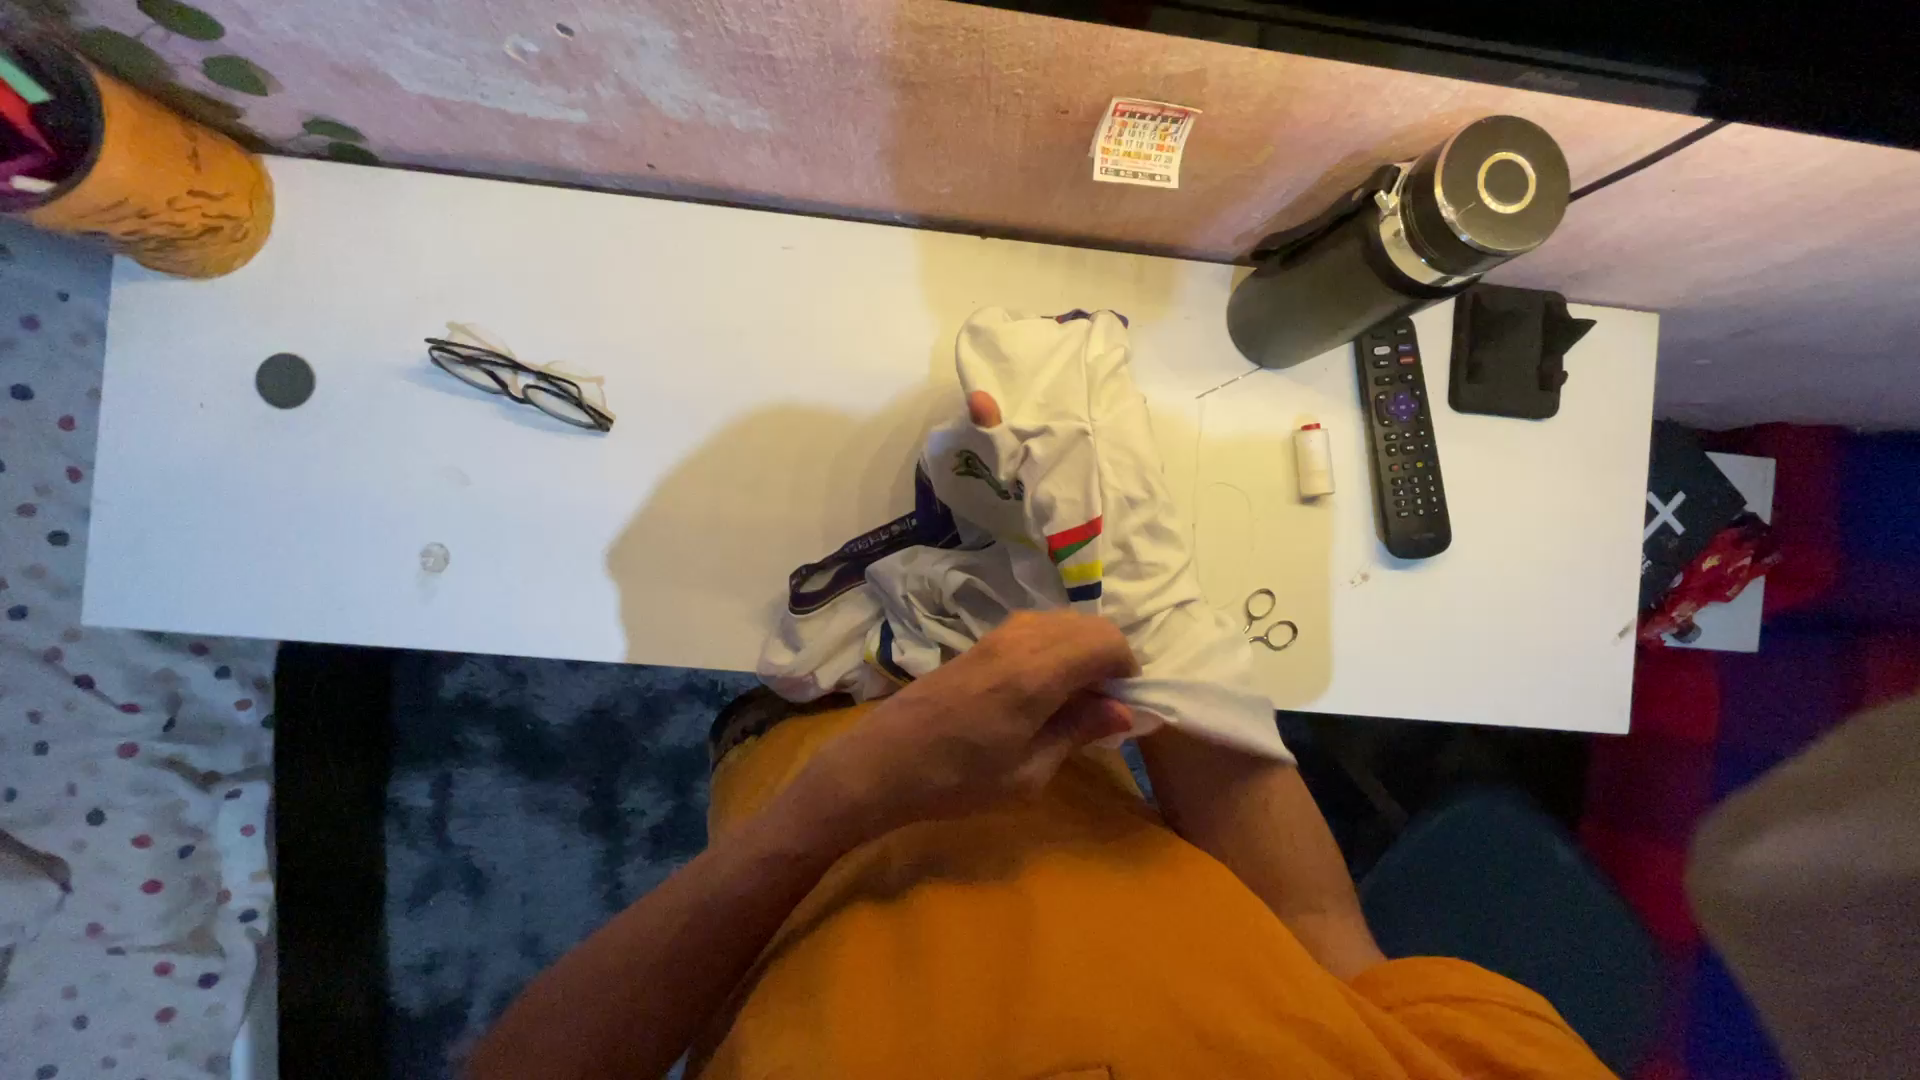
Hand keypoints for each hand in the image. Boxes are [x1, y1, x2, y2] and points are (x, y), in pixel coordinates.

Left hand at [793, 611, 1138, 843]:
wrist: (882, 764)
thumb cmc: (958, 781)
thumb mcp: (1028, 773)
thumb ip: (1079, 731)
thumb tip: (1125, 711)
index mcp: (1037, 673)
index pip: (1106, 641)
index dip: (1127, 669)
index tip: (1123, 706)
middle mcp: (1020, 640)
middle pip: (1087, 625)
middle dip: (1107, 657)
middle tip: (1102, 705)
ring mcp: (996, 636)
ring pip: (1060, 622)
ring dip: (1080, 650)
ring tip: (1073, 699)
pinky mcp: (978, 642)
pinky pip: (1034, 628)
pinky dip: (1054, 648)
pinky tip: (1041, 689)